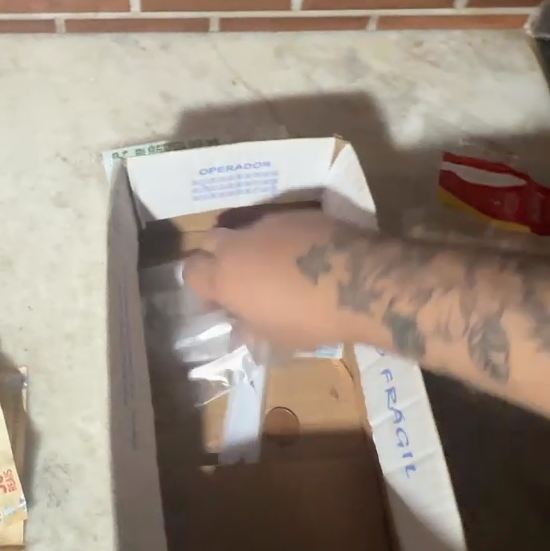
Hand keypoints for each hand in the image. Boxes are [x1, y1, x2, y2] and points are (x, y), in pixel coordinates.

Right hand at [180, 210, 388, 351]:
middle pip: (211, 242)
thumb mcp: (276, 337)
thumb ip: (249, 328)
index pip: (190, 271)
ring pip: (245, 231)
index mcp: (225, 276)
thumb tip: (240, 327)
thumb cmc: (310, 318)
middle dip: (219, 259)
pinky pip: (277, 225)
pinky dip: (281, 240)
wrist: (359, 281)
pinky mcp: (297, 213)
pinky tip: (304, 257)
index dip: (200, 286)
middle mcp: (239, 243)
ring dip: (251, 248)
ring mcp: (268, 223)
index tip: (218, 302)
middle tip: (241, 281)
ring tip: (276, 269)